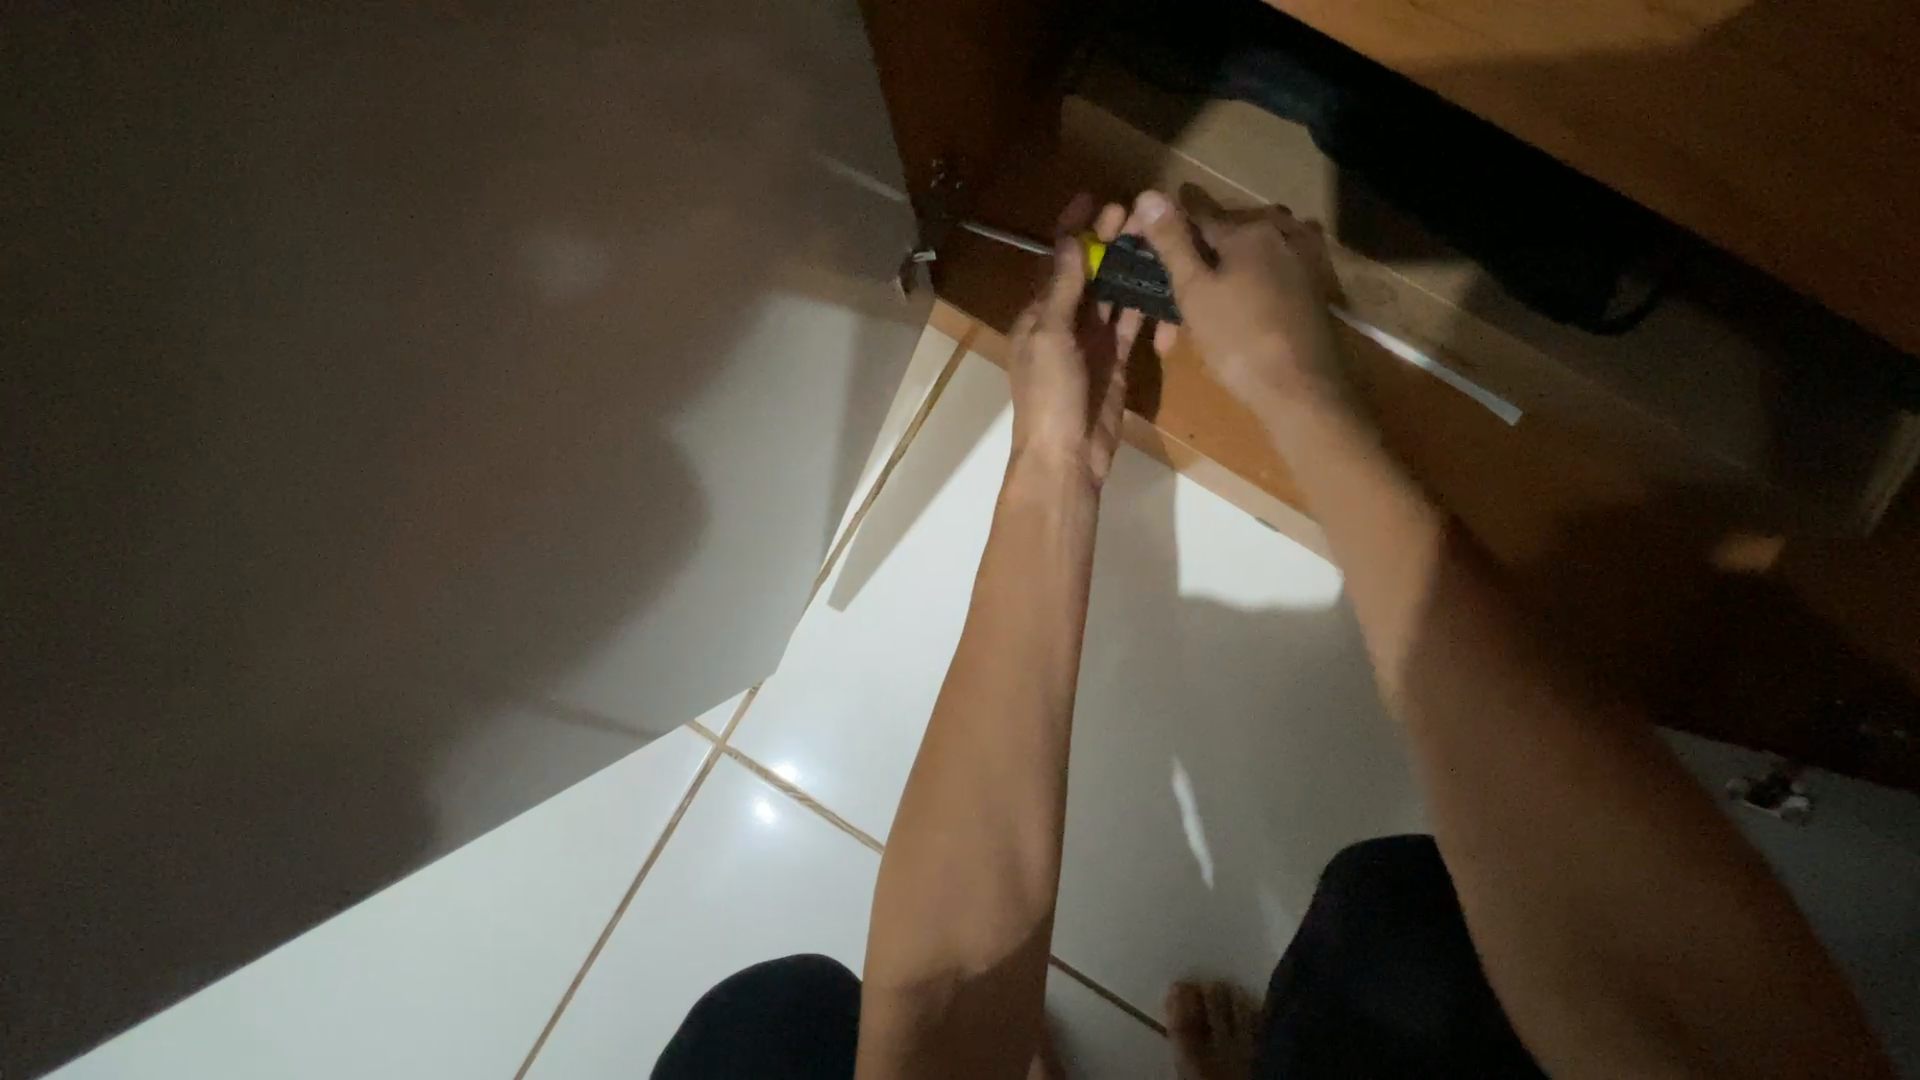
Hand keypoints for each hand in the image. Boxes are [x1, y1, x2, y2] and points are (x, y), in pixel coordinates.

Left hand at [1005, 195, 1144, 488]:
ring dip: (1127, 266)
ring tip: (1151, 234)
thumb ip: (1062, 289)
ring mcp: (1091, 344)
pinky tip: (1158, 276)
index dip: (1070, 230)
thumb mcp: (1049, 335)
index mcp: (1037, 316)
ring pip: (1111, 295)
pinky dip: (1141, 301)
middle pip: (1087, 274)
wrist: (1066, 455)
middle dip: (1106, 242)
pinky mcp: (1116, 362)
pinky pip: (1129, 324)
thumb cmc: (1048, 395)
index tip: (1091, 198)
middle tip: (1133, 210)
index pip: (1054, 263)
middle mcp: (1063, 325)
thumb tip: (1068, 240)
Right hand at [1134, 190, 1350, 430]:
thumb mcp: (1194, 291)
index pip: (1196, 212)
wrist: (1300, 388)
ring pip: (1243, 263)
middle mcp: (1280, 232)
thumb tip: (1148, 193)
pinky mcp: (1311, 289)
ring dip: (1214, 284)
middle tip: (1166, 301)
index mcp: (1249, 228)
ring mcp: (1302, 260)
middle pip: (1222, 239)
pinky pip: (1265, 279)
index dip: (1165, 228)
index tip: (1143, 244)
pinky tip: (1230, 319)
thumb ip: (1172, 242)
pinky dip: (1242, 293)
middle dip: (1191, 265)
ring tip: (1193, 320)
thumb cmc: (1237, 339)